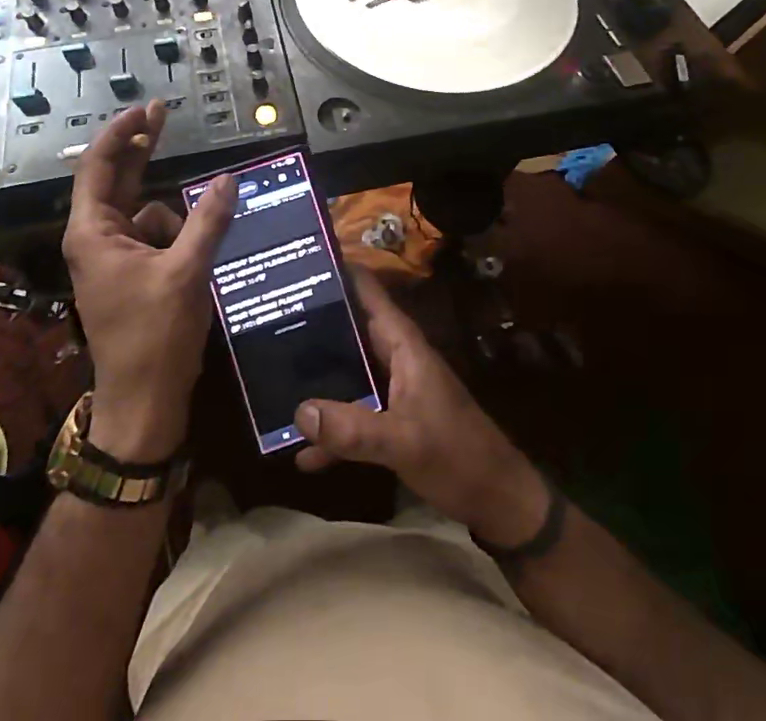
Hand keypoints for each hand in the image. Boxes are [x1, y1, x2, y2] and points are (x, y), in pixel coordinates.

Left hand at [62, 100, 236, 462]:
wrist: (144, 400)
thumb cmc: (155, 337)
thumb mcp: (186, 273)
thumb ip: (207, 222)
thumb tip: (229, 180)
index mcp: (91, 232)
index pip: (97, 165)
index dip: (120, 133)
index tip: (145, 109)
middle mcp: (94, 239)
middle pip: (118, 182)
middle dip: (143, 153)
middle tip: (163, 115)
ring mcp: (111, 259)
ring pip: (147, 216)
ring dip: (176, 223)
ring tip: (195, 261)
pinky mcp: (129, 276)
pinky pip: (155, 242)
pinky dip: (178, 243)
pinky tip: (198, 267)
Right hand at [294, 266, 549, 547]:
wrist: (501, 507)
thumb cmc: (460, 459)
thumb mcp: (404, 443)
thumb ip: (353, 429)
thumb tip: (298, 411)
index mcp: (405, 349)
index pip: (369, 294)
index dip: (339, 272)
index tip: (299, 258)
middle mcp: (395, 361)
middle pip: (347, 329)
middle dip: (310, 322)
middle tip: (264, 311)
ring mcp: (391, 392)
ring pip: (344, 373)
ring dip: (312, 378)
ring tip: (266, 371)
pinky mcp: (388, 422)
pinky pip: (349, 415)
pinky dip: (328, 429)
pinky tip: (300, 451)